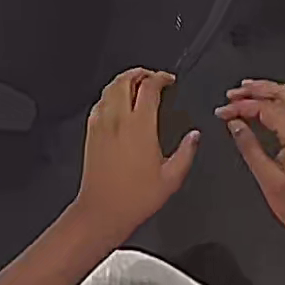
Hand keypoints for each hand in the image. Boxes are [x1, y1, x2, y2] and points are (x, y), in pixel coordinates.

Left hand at [73, 69, 198, 241]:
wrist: (101, 211)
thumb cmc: (135, 198)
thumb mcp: (171, 178)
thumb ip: (186, 152)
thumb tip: (194, 136)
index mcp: (141, 126)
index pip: (150, 87)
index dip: (161, 77)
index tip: (169, 80)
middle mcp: (119, 120)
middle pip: (125, 80)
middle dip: (140, 72)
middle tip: (152, 75)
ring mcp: (102, 124)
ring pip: (109, 88)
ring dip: (124, 80)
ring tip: (136, 83)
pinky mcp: (90, 133)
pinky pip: (98, 103)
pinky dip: (109, 95)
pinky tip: (117, 102)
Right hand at [217, 80, 284, 268]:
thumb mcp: (269, 180)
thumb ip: (250, 147)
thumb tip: (234, 124)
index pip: (265, 107)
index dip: (240, 106)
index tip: (220, 112)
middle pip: (282, 94)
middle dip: (255, 89)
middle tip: (232, 93)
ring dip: (269, 91)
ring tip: (247, 92)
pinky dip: (282, 100)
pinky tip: (270, 106)